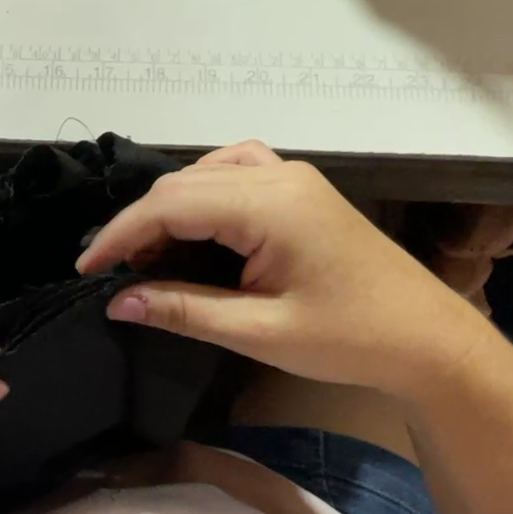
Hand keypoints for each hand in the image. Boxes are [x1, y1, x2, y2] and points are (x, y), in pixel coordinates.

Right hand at [75, 141, 493, 399]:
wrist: (426, 338)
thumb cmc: (347, 339)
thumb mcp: (256, 332)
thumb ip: (181, 309)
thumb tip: (117, 301)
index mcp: (270, 205)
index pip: (170, 204)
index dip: (120, 235)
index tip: (86, 270)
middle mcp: (279, 176)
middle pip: (181, 184)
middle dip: (136, 225)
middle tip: (111, 274)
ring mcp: (292, 179)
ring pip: (203, 175)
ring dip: (165, 210)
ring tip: (143, 256)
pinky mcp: (299, 191)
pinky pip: (232, 174)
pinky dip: (197, 197)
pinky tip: (188, 228)